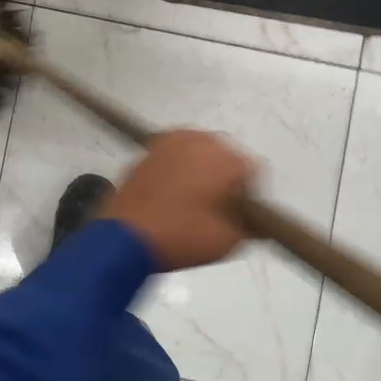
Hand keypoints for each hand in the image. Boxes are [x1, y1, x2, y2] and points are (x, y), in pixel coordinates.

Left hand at [100, 130, 256, 270]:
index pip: (253, 170)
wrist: (125, 234)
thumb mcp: (228, 240)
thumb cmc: (182, 236)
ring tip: (196, 198)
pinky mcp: (148, 149)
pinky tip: (173, 190)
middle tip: (219, 206)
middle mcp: (198, 139)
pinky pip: (174, 153)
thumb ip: (251, 226)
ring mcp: (169, 140)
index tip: (241, 215)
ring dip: (203, 168)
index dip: (251, 194)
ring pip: (199, 149)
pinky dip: (179, 166)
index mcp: (223, 157)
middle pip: (226, 154)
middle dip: (226, 176)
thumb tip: (255, 220)